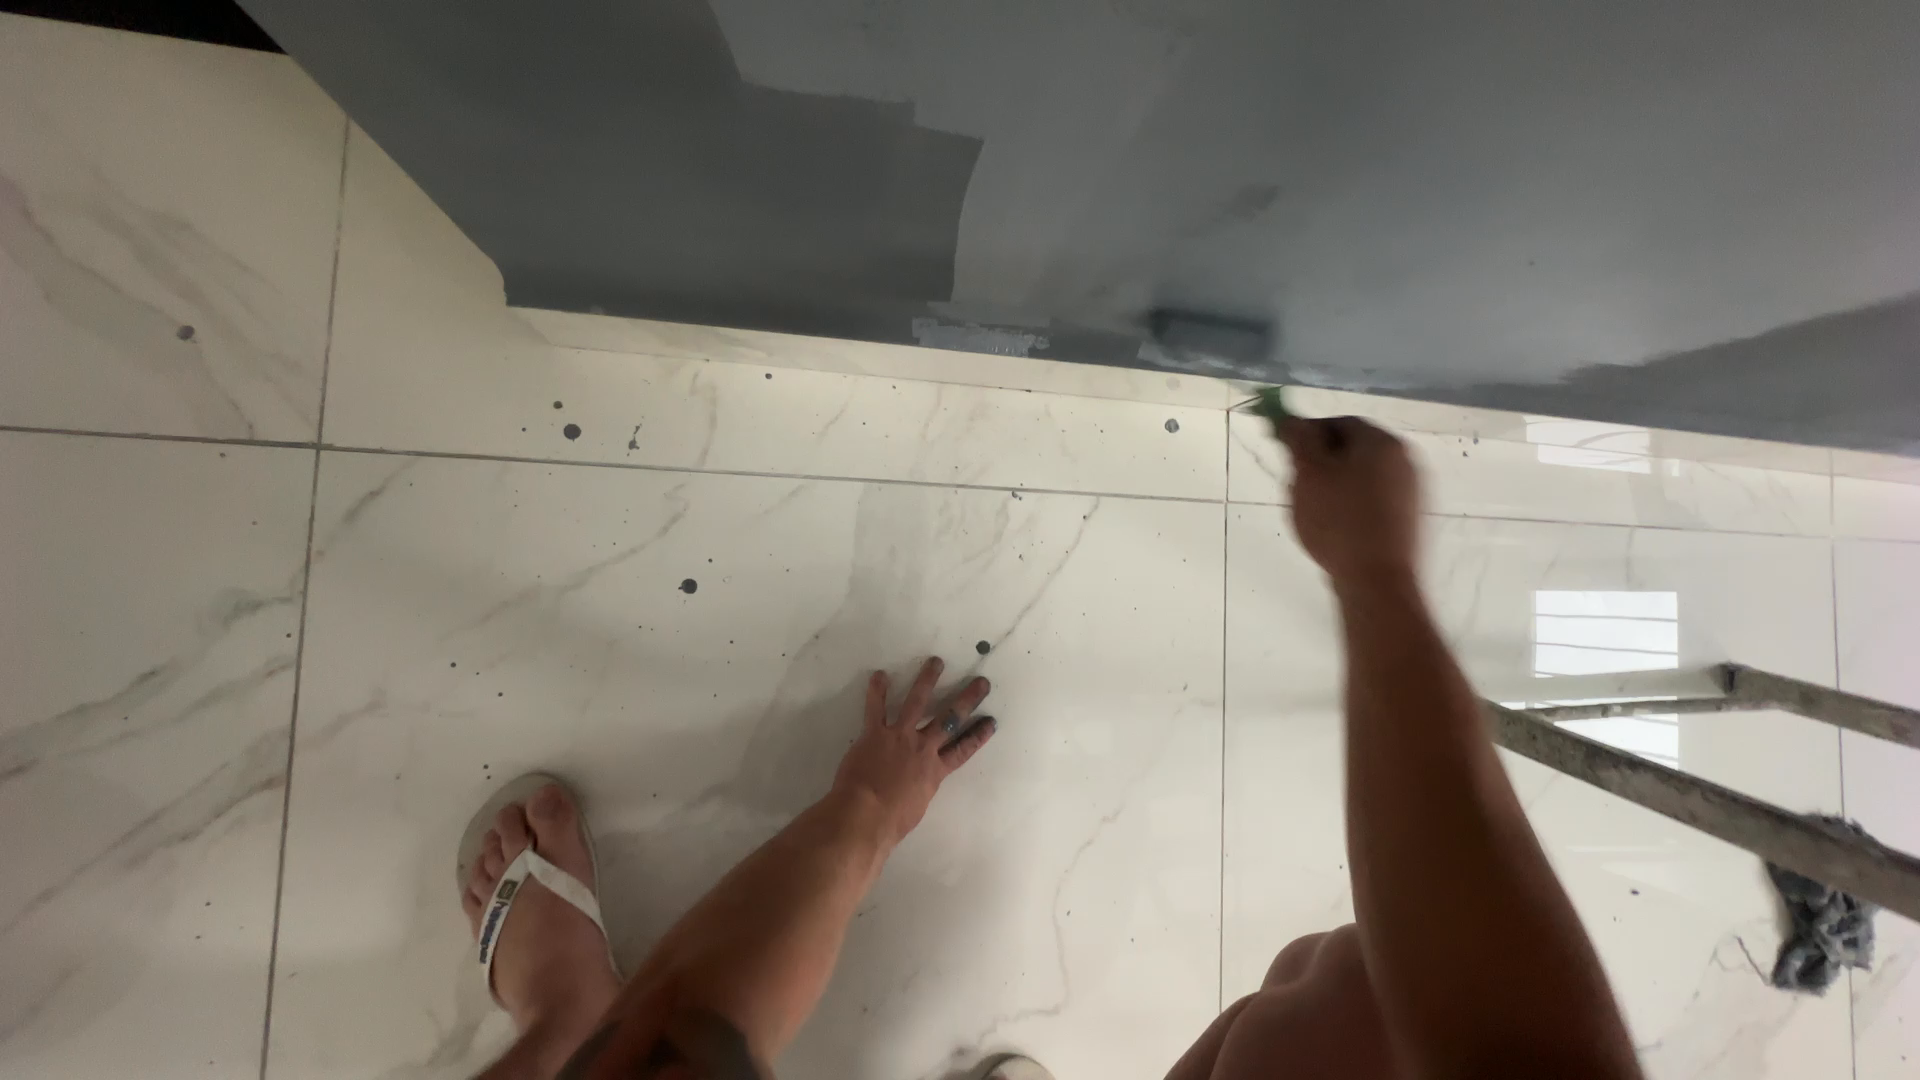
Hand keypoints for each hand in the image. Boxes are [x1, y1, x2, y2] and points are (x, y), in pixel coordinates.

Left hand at [831, 657, 995, 842]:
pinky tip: (879, 674)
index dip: (978, 735)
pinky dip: (877, 690)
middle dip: (966, 699)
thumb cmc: (891, 821)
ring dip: (927, 680)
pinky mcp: (875, 733)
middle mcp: (922, 748)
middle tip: (981, 683)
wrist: (866, 816)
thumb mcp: (916, 806)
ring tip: (936, 662)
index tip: (990, 721)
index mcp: (935, 771)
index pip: (962, 749)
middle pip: (949, 719)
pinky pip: (876, 708)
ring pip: (917, 702)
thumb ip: (920, 788)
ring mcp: (900, 737)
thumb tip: (916, 784)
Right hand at [1277, 415, 1421, 588]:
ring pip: (1363, 475)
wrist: (1377, 579)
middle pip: (1354, 449)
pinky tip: (1337, 528)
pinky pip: (1375, 499)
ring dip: (1336, 485)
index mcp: (1382, 442)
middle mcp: (1406, 459)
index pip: (1339, 422)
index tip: (1286, 456)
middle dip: (1322, 461)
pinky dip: (1353, 505)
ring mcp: (1413, 490)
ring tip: (1314, 511)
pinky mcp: (1411, 518)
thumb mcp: (1308, 474)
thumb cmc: (1337, 521)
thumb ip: (1299, 440)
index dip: (1308, 434)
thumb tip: (1292, 419)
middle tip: (1297, 485)